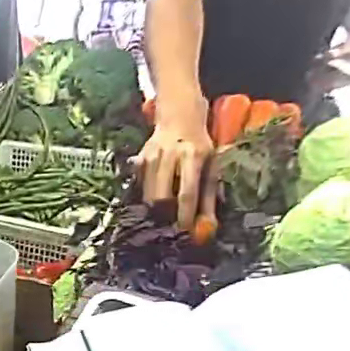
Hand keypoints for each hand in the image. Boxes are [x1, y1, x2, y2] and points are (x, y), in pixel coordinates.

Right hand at [137, 96, 215, 232]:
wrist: (178, 116)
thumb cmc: (199, 145)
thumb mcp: (212, 167)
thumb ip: (209, 198)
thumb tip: (208, 228)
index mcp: (192, 155)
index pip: (186, 193)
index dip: (185, 217)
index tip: (185, 234)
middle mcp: (168, 155)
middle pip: (161, 197)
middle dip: (166, 217)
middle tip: (171, 229)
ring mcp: (149, 157)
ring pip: (147, 196)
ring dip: (155, 212)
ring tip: (163, 219)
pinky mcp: (138, 160)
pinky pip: (139, 188)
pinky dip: (145, 200)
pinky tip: (152, 204)